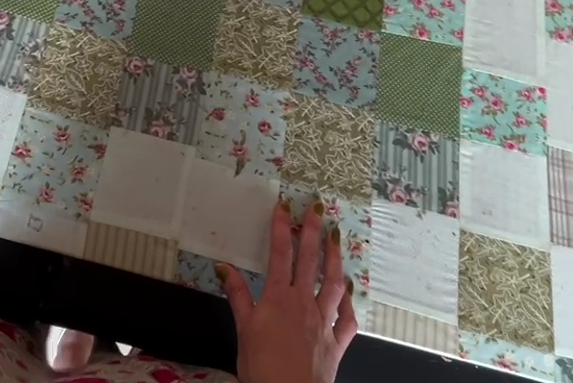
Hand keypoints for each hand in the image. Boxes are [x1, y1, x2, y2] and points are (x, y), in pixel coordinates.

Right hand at [219, 199, 356, 382]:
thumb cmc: (261, 368)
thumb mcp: (243, 330)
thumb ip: (237, 295)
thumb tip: (223, 267)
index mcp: (278, 298)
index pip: (280, 254)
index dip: (281, 227)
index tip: (284, 205)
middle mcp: (303, 303)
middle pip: (309, 260)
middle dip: (312, 231)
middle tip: (318, 208)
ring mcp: (323, 322)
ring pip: (332, 283)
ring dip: (334, 258)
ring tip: (336, 237)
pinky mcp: (336, 343)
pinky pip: (347, 319)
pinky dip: (349, 302)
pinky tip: (349, 289)